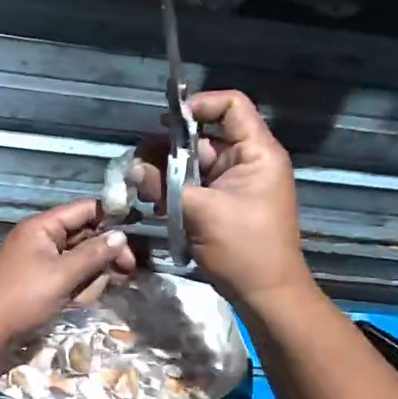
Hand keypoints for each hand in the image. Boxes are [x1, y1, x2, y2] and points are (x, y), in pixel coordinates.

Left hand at [0, 199, 136, 341]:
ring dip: (88, 279)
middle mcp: (40, 238)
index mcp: (42, 227)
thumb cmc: (23, 297)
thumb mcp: (62, 274)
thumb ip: (94, 253)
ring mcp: (38, 261)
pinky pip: (66, 278)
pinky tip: (73, 302)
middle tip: (127, 272)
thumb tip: (121, 235)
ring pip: (78, 261)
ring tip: (80, 297)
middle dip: (103, 257)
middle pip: (85, 237)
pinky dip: (74, 289)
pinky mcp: (37, 281)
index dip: (111, 220)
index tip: (136, 238)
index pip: (84, 210)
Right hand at [132, 90, 308, 302]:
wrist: (264, 293)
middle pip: (203, 135)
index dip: (198, 105)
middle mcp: (246, 161)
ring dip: (165, 171)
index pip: (231, 106)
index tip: (165, 123)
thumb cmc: (243, 248)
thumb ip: (164, 185)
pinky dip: (171, 189)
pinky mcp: (220, 202)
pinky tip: (154, 203)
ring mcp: (232, 183)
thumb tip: (133, 168)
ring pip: (192, 162)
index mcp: (256, 152)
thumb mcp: (200, 211)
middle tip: (140, 165)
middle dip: (169, 147)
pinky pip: (191, 184)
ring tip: (143, 187)